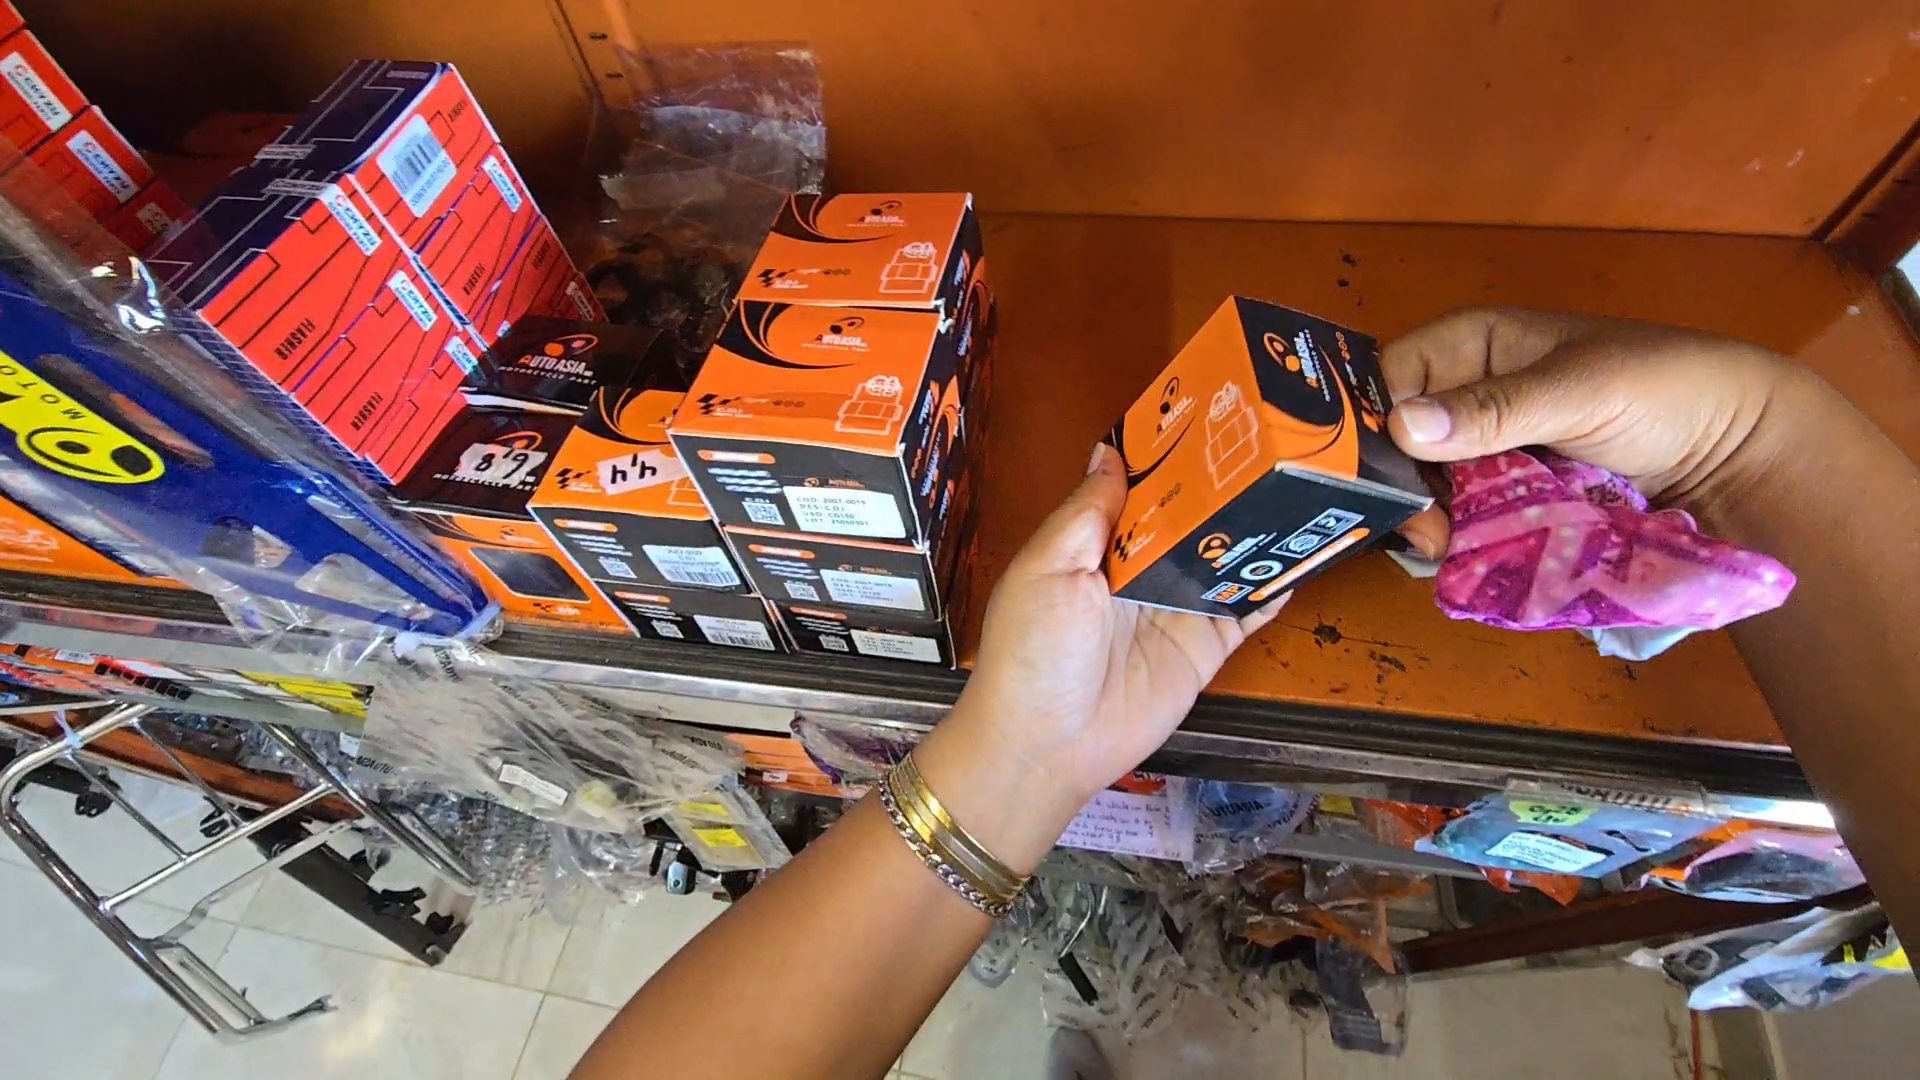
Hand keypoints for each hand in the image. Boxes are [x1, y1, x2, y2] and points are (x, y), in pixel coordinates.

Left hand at [928, 443, 1286, 821]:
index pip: (1138, 489)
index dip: (1168, 456)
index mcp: (1095, 544)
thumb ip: (1087, 513)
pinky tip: (1306, 555)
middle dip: (1223, 485)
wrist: (1049, 743)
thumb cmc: (1036, 647)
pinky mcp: (1203, 647)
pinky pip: (1244, 610)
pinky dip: (1272, 587)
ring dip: (1257, 529)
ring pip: (1223, 557)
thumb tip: (1108, 450)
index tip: (1211, 412)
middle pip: (1188, 518)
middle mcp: (1138, 569)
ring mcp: (1174, 608)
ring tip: (1303, 485)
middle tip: (1276, 439)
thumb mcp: (1048, 568)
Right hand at [1378, 308, 1803, 556]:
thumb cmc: (1668, 392)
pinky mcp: (1484, 489)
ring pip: (1407, 481)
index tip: (1382, 472)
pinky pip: (1440, 509)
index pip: (1383, 379)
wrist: (1736, 458)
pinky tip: (1453, 549)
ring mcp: (1466, 447)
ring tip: (1443, 546)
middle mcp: (1453, 394)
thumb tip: (1404, 427)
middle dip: (1394, 483)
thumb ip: (1496, 407)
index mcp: (1465, 347)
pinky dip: (1441, 531)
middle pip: (1386, 439)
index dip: (1369, 421)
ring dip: (1417, 515)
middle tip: (1421, 526)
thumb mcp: (1583, 391)